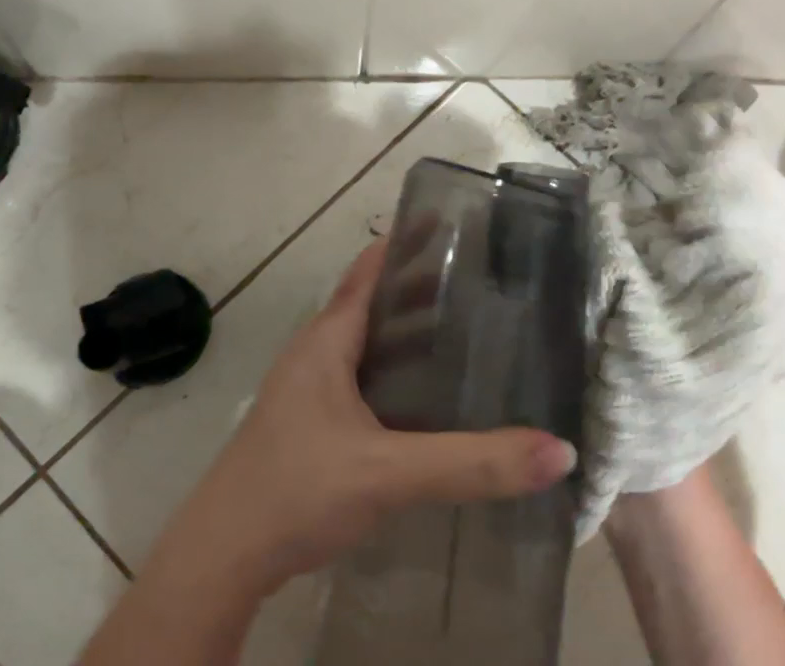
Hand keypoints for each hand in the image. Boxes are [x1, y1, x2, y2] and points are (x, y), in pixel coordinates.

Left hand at [160, 237, 578, 595]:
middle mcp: (317, 355)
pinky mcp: (315, 428)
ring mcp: (311, 393)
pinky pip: (368, 383)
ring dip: (414, 335)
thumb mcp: (389, 473)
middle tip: (489, 284)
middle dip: (426, 289)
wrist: (222, 557)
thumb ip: (472, 463)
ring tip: (473, 336)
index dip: (411, 241)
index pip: (372, 269)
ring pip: (372, 346)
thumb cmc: (295, 491)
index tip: (463, 227)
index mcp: (328, 340)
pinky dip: (403, 376)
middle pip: (376, 304)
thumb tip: (561, 451)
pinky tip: (434, 403)